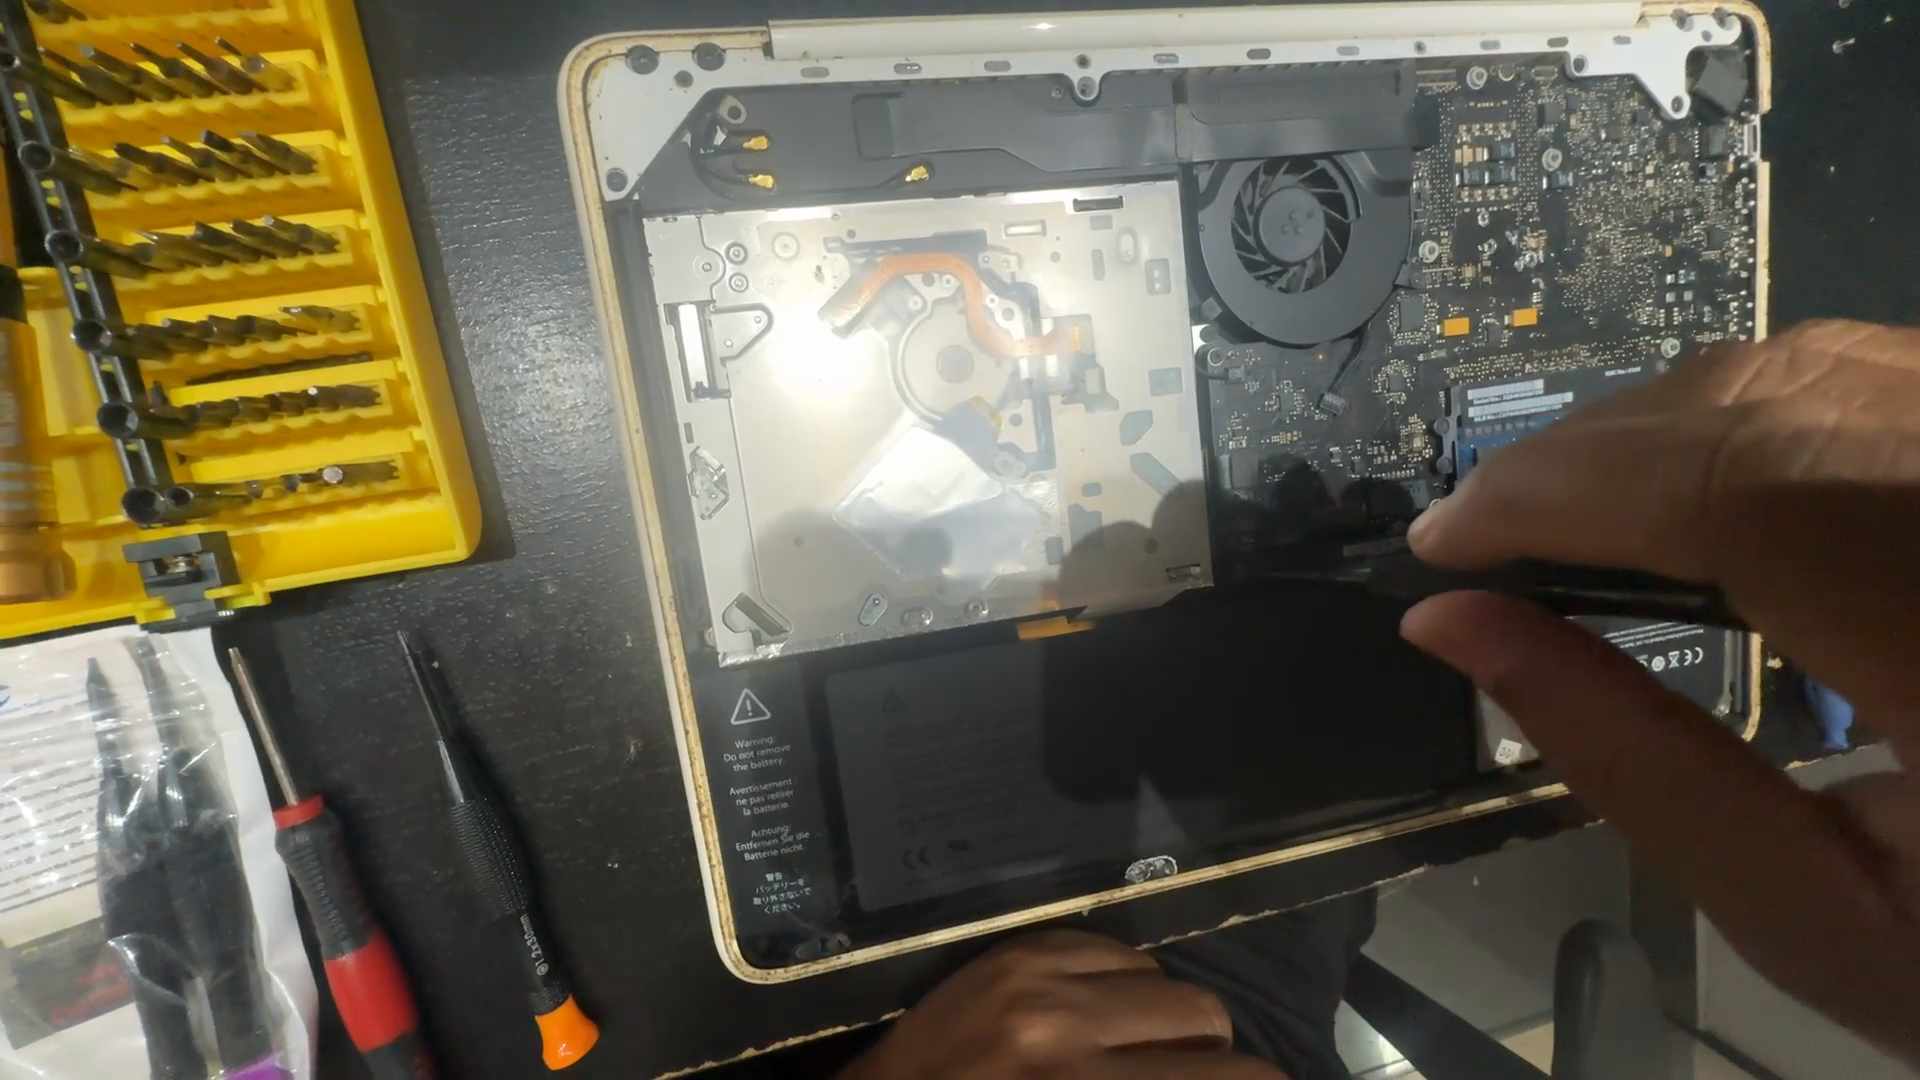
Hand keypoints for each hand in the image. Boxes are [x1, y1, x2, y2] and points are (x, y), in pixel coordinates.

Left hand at [838, 930, 1285, 1079]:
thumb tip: (1221, 1077)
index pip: (1223, 1079)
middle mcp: (1068, 1027)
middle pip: (1204, 1016)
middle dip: (1215, 1056)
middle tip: (1196, 1076)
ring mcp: (1039, 974)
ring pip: (1163, 978)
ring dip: (1171, 1019)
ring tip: (1148, 1049)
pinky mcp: (1020, 946)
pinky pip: (1115, 950)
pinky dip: (1127, 984)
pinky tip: (1108, 1013)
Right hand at [1400, 320, 1919, 1061]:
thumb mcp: (1815, 916)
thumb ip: (1614, 752)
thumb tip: (1445, 621)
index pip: (1735, 488)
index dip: (1550, 493)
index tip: (1439, 544)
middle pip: (1755, 403)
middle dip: (1569, 460)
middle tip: (1478, 532)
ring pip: (1805, 364)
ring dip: (1634, 433)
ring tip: (1554, 510)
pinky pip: (1860, 372)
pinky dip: (1720, 415)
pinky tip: (1664, 483)